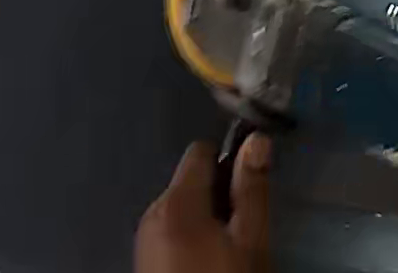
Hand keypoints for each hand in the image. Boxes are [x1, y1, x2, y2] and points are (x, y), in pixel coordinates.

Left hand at [135, 136, 271, 272]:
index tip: (247, 190)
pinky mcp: (141, 263)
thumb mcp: (250, 244)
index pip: (201, 150)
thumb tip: (256, 138)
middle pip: (190, 180)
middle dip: (218, 195)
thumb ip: (252, 188)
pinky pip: (169, 230)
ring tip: (225, 255)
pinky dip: (189, 238)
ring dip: (205, 219)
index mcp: (176, 201)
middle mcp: (151, 211)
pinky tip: (205, 268)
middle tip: (240, 231)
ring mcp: (142, 240)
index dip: (228, 162)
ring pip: (181, 206)